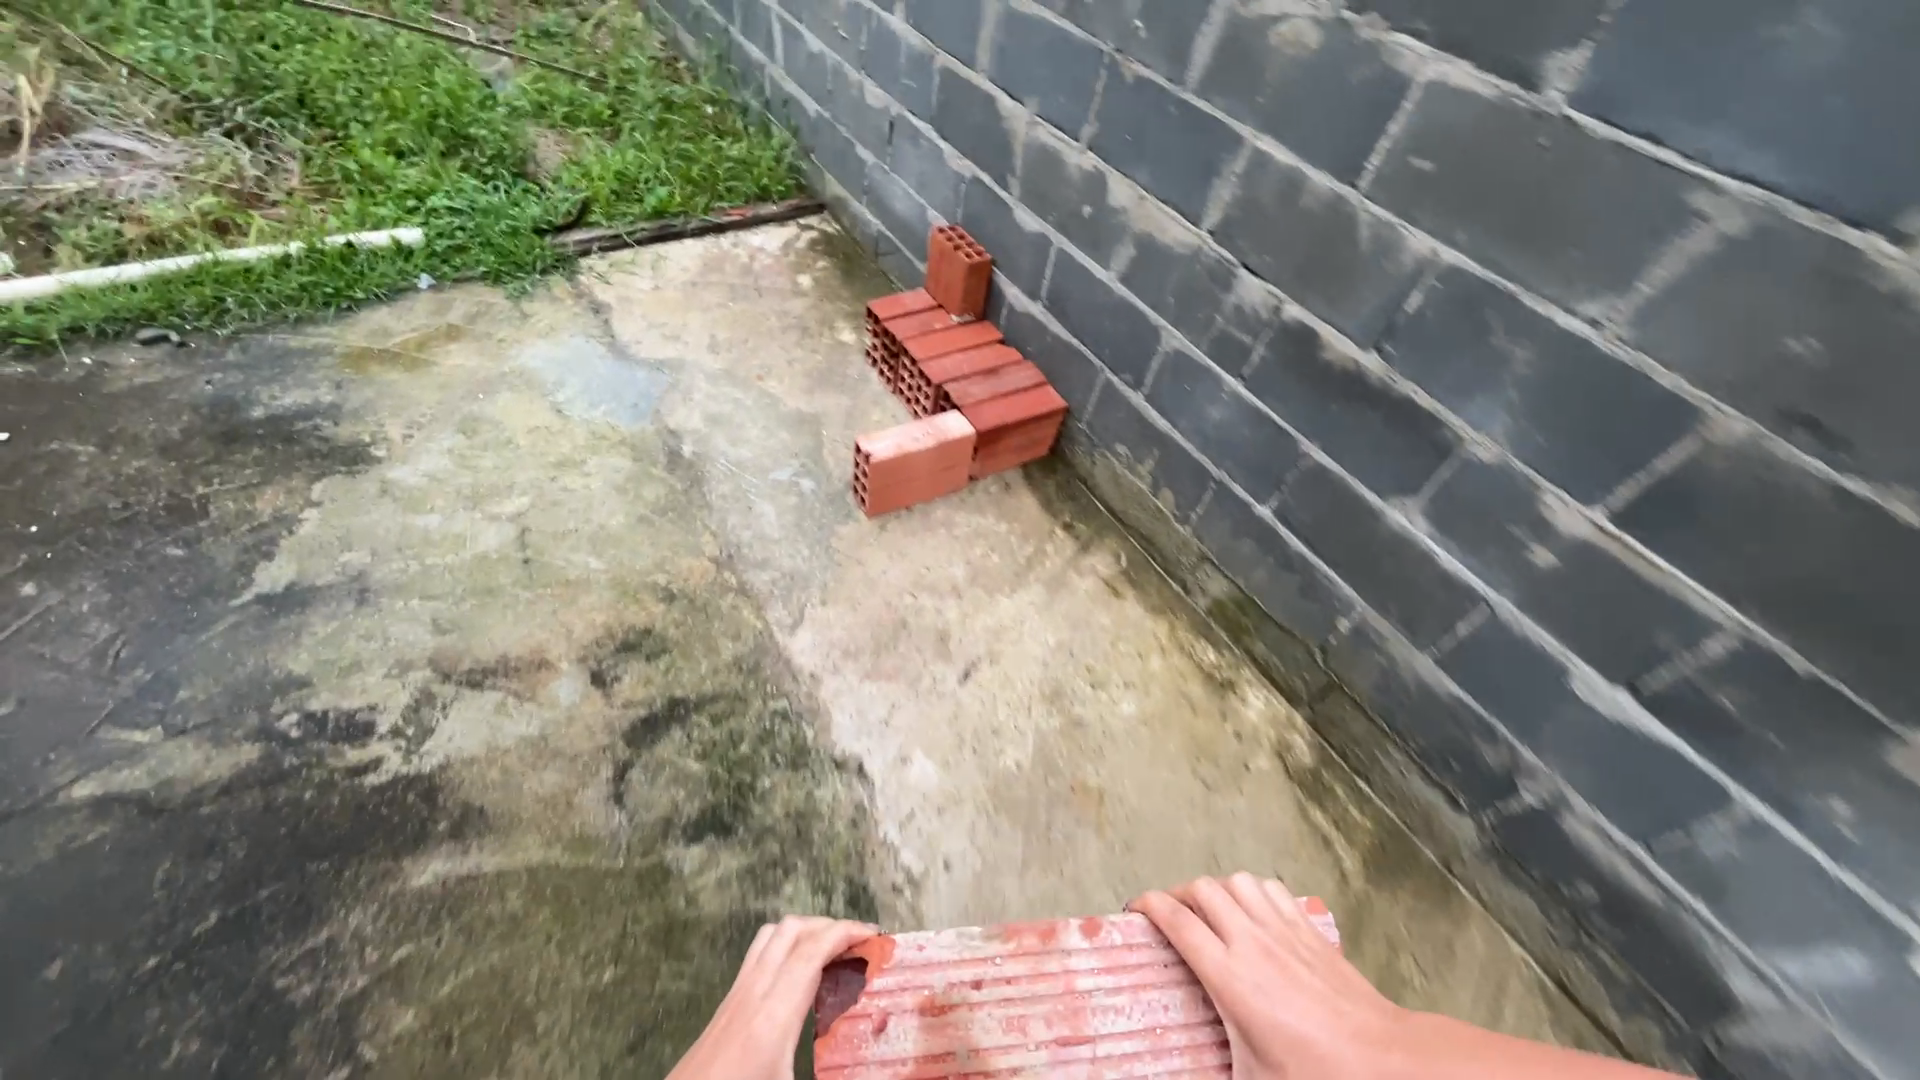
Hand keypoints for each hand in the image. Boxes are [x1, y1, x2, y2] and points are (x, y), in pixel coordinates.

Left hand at [665, 915, 878, 1079]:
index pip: (812, 950)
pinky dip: (786, 947)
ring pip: (771, 935)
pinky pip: (758, 954)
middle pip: (792, 930)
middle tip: (859, 945)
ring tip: (832, 951)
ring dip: (806, 931)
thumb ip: (832, 1076)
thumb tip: (872, 1071)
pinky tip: (798, 976)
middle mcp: (753, 993)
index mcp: (774, 1016)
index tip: (875, 937)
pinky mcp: (725, 1004)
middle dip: (830, 926)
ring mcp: (735, 994)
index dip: (847, 933)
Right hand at [1131, 874, 1405, 1079]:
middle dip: (1177, 894)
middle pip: (1201, 889)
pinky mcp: (1309, 930)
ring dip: (1216, 888)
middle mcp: (1251, 942)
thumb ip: (1212, 1073)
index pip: (1176, 920)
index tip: (1135, 911)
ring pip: (1236, 880)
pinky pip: (1271, 889)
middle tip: (1170, 914)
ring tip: (1209, 909)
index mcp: (1229, 976)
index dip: (1147, 906)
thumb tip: (1178, 1079)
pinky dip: (1253, 890)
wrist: (1384, 1061)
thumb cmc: (1316, 1076)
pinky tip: (1252, 910)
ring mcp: (1283, 930)